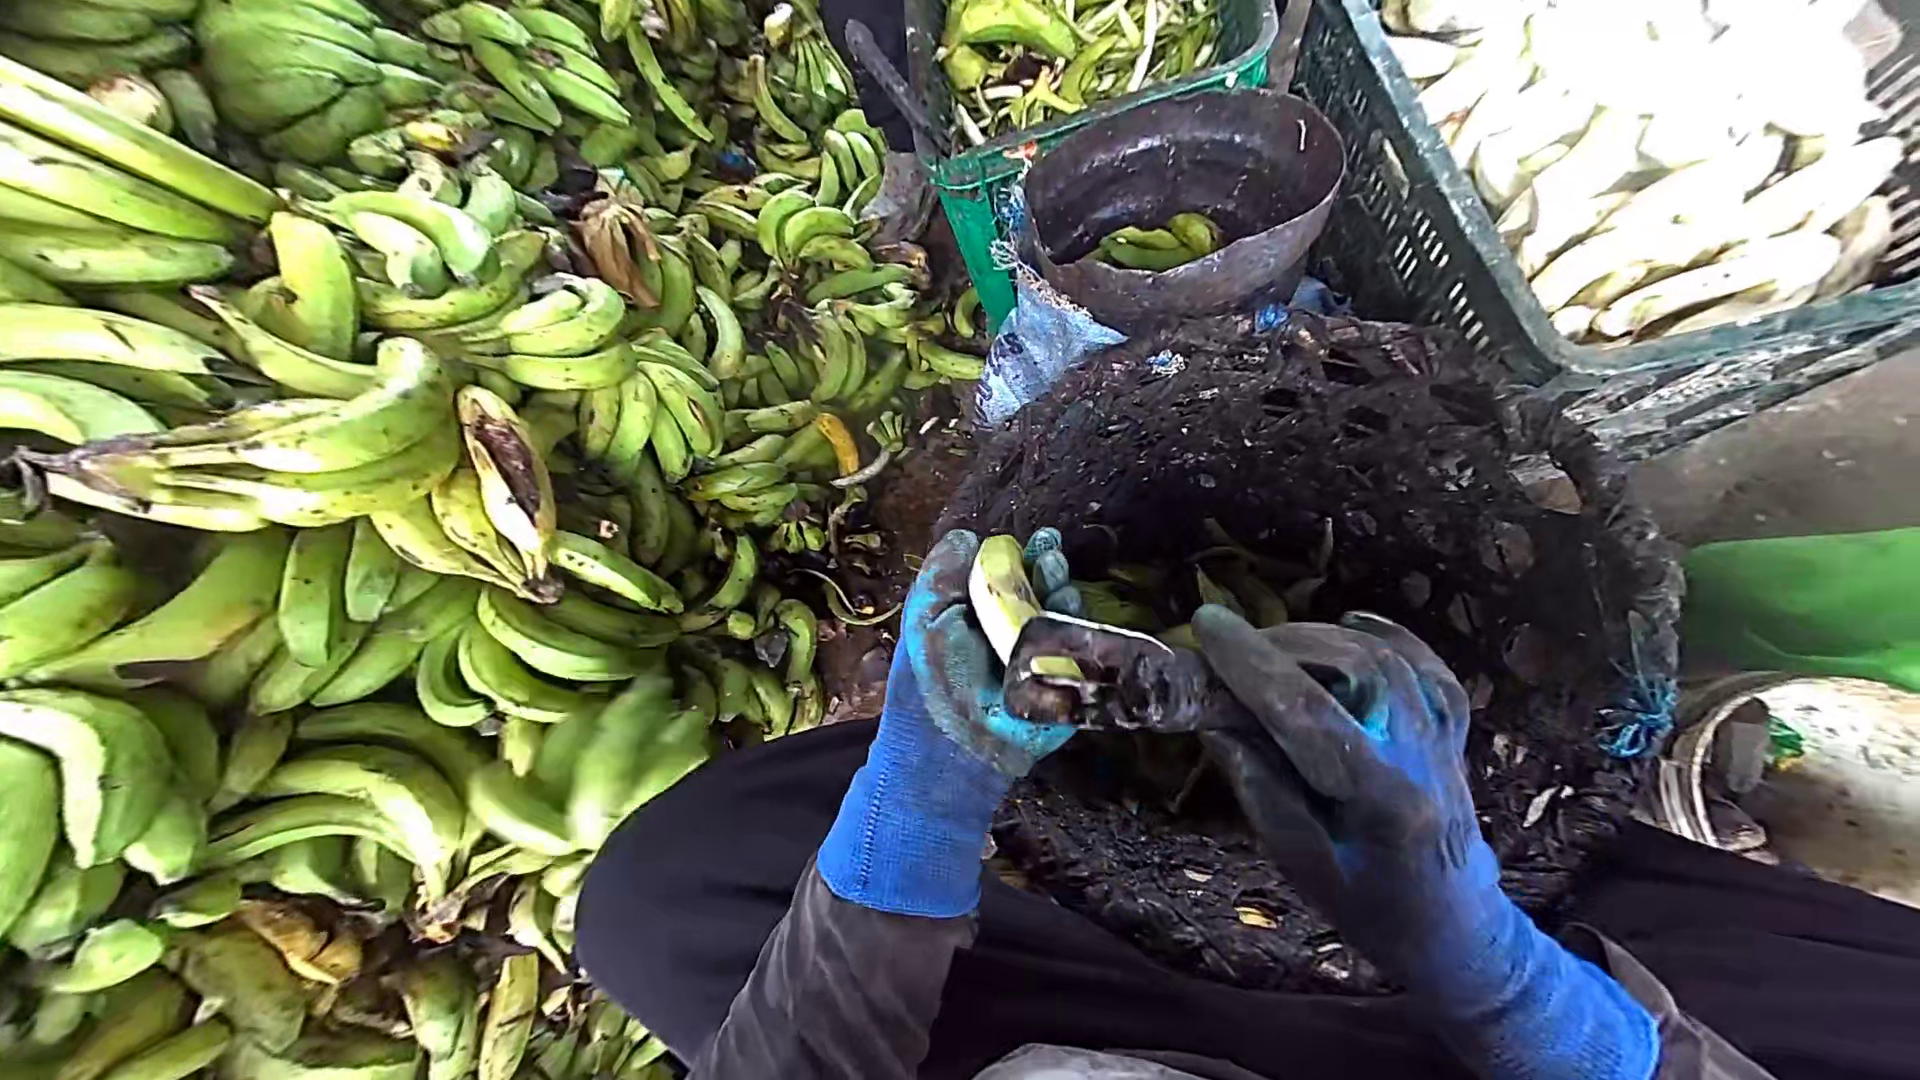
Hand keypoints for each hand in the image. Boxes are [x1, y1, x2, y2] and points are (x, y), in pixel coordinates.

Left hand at [817, 529, 1077, 917]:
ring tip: (1055, 566)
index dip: (1018, 556)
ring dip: (1061, 586)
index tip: (1026, 541)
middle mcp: (1013, 634)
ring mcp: (1041, 658)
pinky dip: (1076, 621)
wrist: (950, 747)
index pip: (1006, 578)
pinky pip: (1077, 647)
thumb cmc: (930, 680)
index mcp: (979, 618)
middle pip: (1040, 590)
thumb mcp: (925, 619)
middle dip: (1046, 565)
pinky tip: (1067, 599)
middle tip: (1049, 547)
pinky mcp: (1064, 683)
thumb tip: (968, 536)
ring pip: (1062, 613)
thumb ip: (941, 575)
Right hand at [1194, 606, 1657, 1079]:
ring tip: (1267, 648)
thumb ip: (1257, 785)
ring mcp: (1443, 736)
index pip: (1308, 712)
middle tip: (1227, 646)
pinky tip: (1350, 621)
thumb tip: (1213, 719)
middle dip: (1278, 645)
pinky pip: (1425, 663)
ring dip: (1315, 637)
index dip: (1251, 663)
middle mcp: (1421, 755)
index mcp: (1381, 799)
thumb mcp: (1298, 862)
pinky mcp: (1450, 727)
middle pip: (1354, 667)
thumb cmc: (1368, 905)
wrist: (1456, 928)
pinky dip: (1385, 633)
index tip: (1206, 623)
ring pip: (1383, 655)